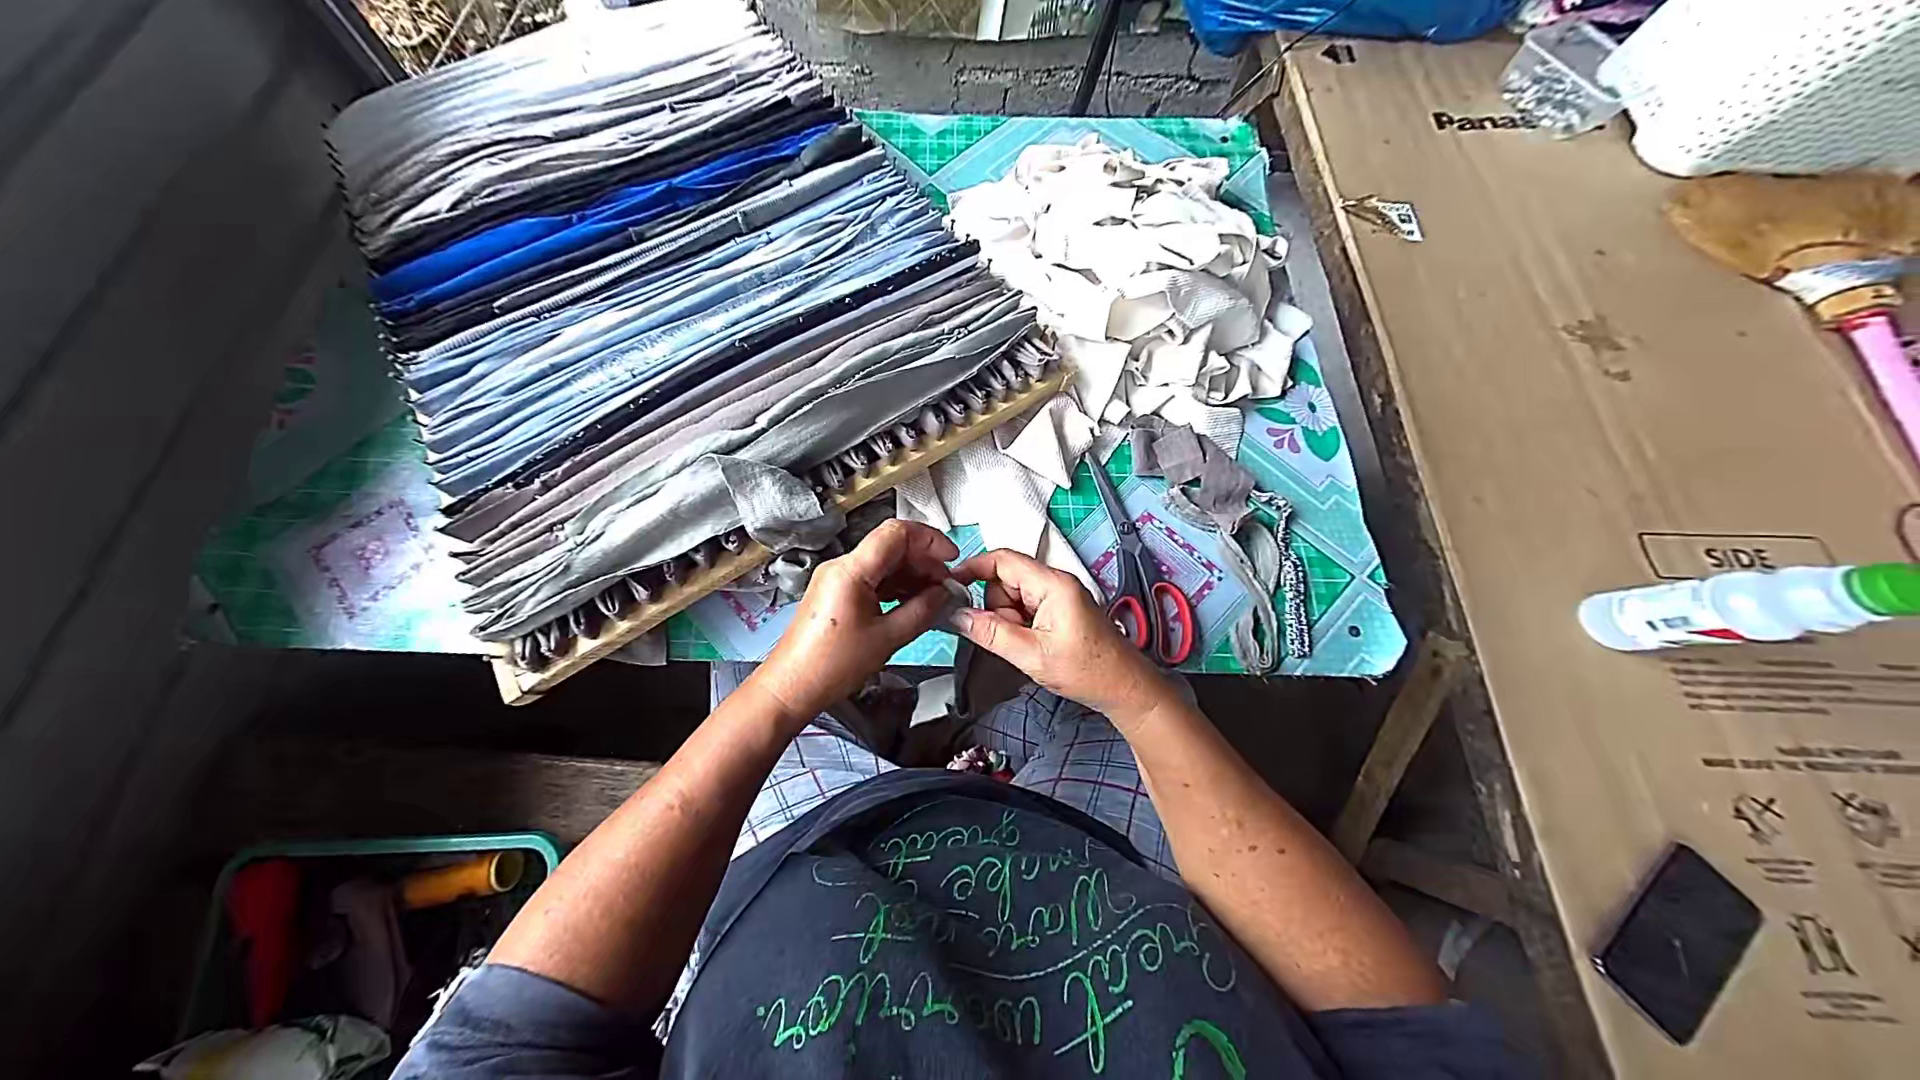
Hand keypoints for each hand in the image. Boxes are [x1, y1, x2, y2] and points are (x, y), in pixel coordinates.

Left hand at [747, 520, 958, 726]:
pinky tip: (912, 602)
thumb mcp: (888, 638)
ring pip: (884, 561)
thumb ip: (922, 610)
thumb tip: (943, 594)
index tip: (950, 558)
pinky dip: (896, 585)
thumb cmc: (828, 666)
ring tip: (932, 597)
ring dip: (912, 574)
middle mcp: (840, 567)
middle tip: (945, 584)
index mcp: (850, 571)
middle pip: (892, 545)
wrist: (792, 686)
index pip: (897, 533)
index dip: (930, 540)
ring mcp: (837, 578)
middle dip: (924, 561)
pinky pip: (873, 576)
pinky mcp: (837, 591)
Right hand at [947, 548, 1175, 724]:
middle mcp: (1055, 582)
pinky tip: (1033, 645)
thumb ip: (990, 633)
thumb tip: (957, 615)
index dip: (973, 569)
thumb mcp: (1031, 655)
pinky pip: (1024, 608)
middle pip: (1004, 580)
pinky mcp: (1058, 608)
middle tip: (1012, 637)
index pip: (1002, 559)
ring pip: (1011, 596)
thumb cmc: (1089, 671)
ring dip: (1008, 620)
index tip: (952, 586)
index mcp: (1052, 584)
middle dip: (997, 608)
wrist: (1123, 688)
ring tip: (1028, 645)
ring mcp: (1057, 595)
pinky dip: (1019, 625)